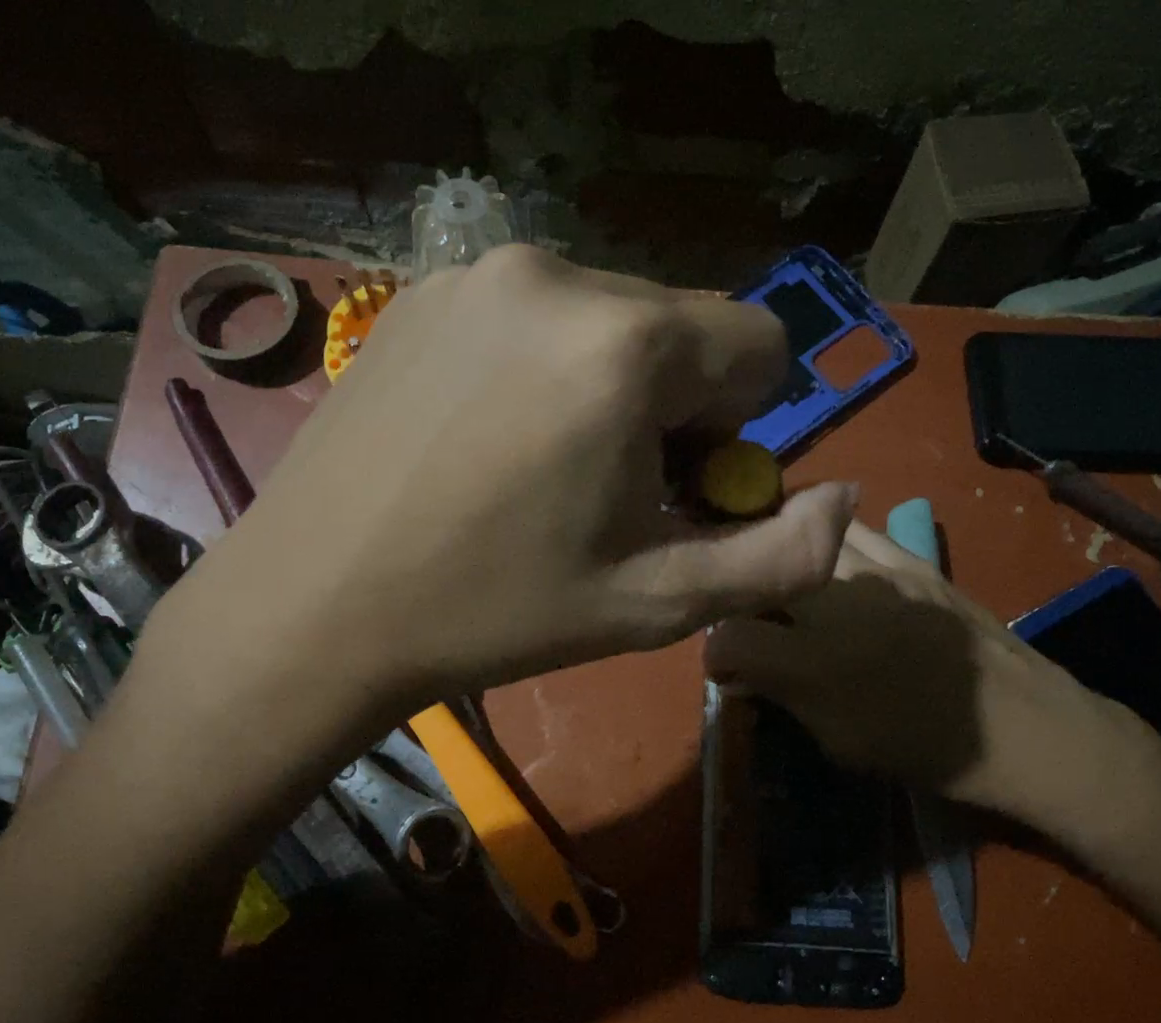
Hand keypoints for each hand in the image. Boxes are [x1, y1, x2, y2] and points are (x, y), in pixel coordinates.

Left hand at [144, 246, 857, 741]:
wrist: (315, 606)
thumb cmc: (495, 611)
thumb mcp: (660, 602)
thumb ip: (786, 555)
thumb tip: (845, 497)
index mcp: (627, 342)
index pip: (761, 344)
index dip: (739, 428)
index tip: (676, 488)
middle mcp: (557, 274)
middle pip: (681, 327)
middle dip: (674, 405)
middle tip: (604, 489)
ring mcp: (476, 273)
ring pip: (607, 317)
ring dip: (608, 384)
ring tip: (539, 466)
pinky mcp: (422, 291)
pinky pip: (530, 314)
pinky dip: (539, 366)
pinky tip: (482, 438)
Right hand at [704, 521, 1154, 830]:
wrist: (1025, 727)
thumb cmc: (923, 748)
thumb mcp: (838, 741)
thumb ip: (781, 695)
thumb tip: (739, 667)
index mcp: (813, 662)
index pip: (727, 639)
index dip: (717, 654)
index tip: (728, 668)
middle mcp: (835, 604)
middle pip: (757, 573)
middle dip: (740, 591)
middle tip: (747, 615)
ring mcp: (877, 571)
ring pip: (800, 536)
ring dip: (779, 552)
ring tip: (778, 570)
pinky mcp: (911, 558)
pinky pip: (852, 531)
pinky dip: (827, 537)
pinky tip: (826, 554)